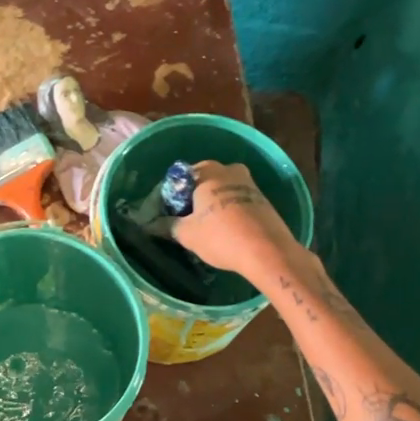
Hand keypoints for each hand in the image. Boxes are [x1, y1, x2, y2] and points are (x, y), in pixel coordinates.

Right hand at [171, 161, 302, 278]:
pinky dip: (228, 209)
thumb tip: (150, 223)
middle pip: (201, 181)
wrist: (268, 251)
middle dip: (192, 199)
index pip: (178, 179)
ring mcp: (248, 182)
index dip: (169, 198)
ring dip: (211, 204)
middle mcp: (228, 169)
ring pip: (221, 189)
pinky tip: (226, 228)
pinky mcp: (262, 197)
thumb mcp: (187, 234)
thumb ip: (166, 225)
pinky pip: (236, 198)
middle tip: (186, 221)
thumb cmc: (222, 237)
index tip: (168, 215)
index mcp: (206, 172)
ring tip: (206, 227)